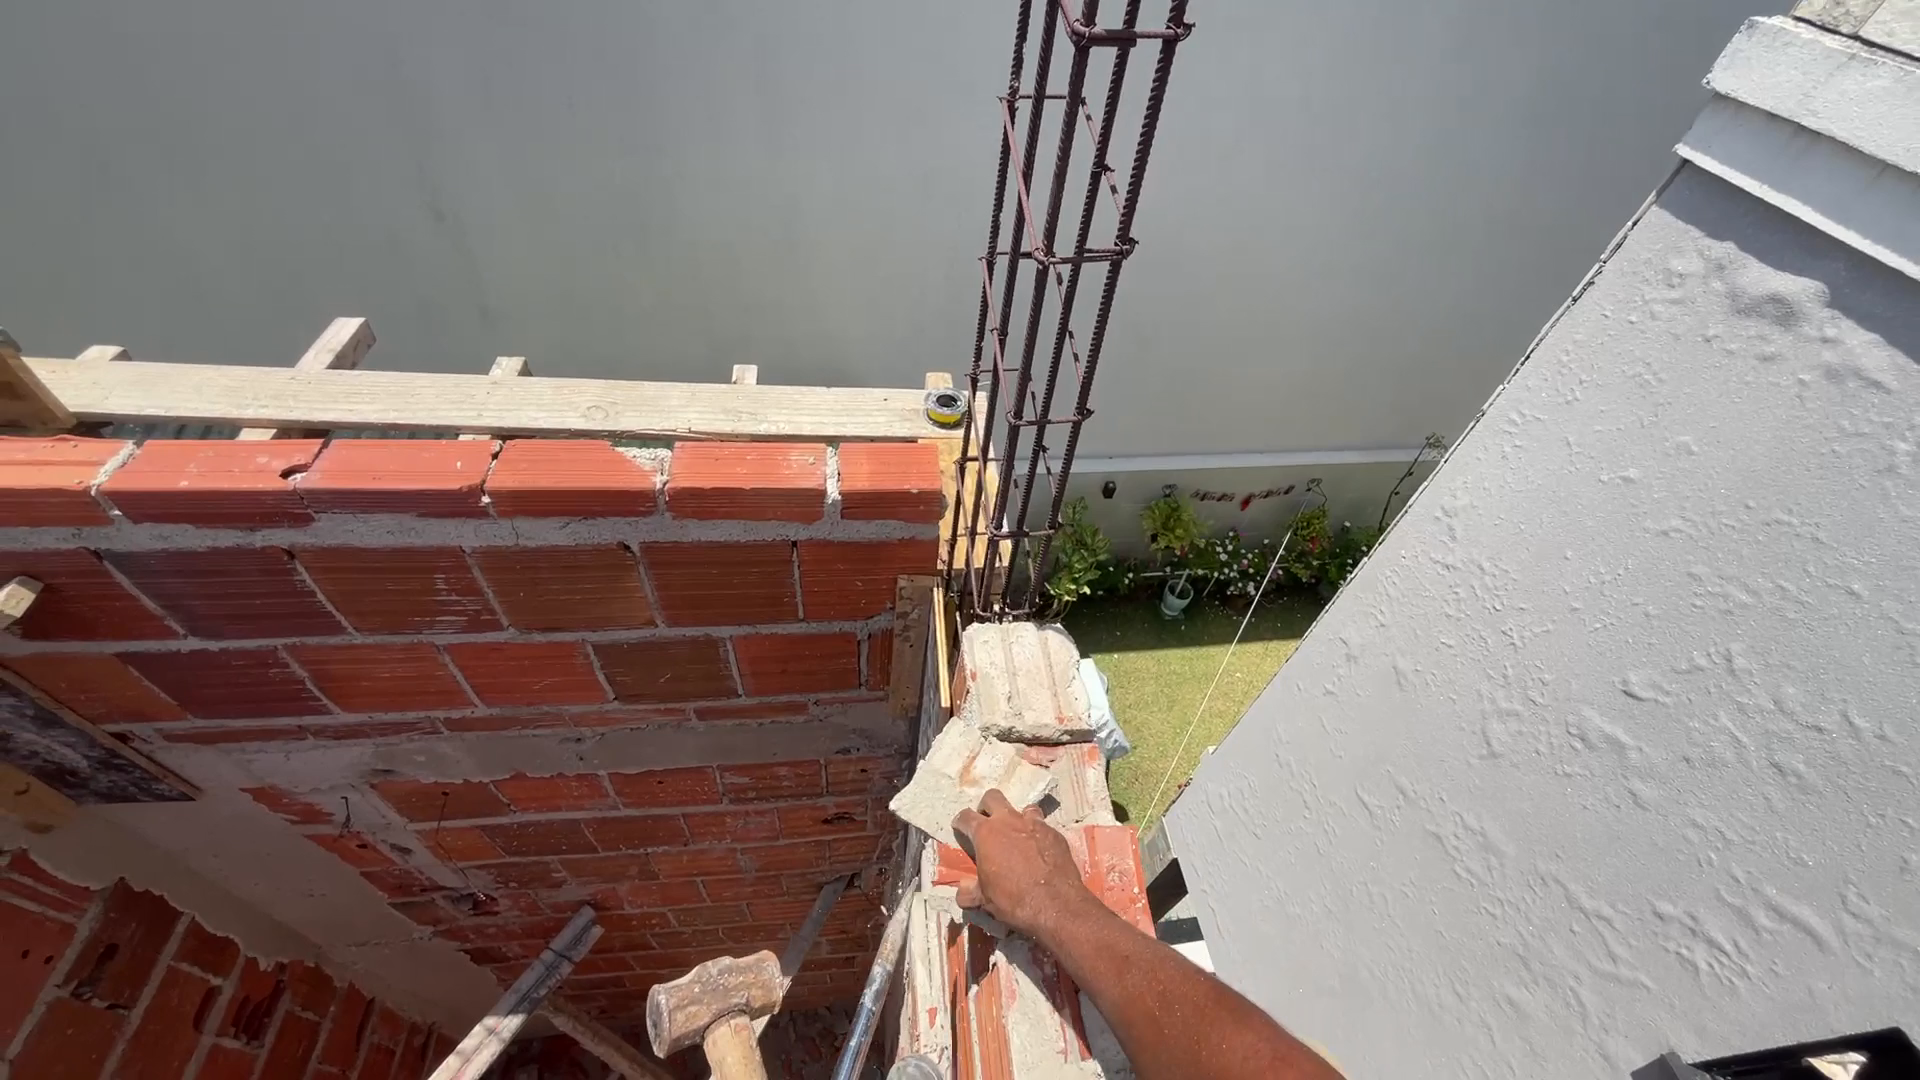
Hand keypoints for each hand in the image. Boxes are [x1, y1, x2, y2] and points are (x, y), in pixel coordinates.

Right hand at [951, 789, 1098, 939]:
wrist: (1055, 904)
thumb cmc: (1013, 900)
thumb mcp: (985, 900)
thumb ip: (970, 892)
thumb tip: (962, 891)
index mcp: (986, 834)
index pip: (966, 817)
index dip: (960, 822)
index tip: (959, 827)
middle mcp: (1009, 821)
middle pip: (993, 797)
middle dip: (986, 806)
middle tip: (987, 823)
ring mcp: (1034, 824)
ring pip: (1023, 808)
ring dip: (1017, 819)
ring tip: (1017, 835)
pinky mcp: (1054, 833)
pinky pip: (1042, 827)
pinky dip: (1037, 835)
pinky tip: (1039, 850)